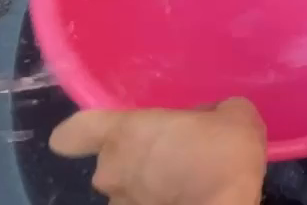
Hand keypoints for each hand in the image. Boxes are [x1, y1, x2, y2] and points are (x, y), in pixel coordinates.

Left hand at [49, 98, 267, 204]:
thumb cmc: (224, 152)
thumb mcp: (234, 111)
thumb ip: (206, 112)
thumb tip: (198, 121)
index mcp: (128, 133)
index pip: (73, 132)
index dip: (87, 127)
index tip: (114, 125)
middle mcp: (109, 169)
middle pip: (113, 154)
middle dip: (144, 149)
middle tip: (182, 145)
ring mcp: (116, 202)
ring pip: (127, 180)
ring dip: (152, 175)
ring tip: (193, 174)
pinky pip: (142, 201)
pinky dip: (161, 196)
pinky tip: (192, 193)